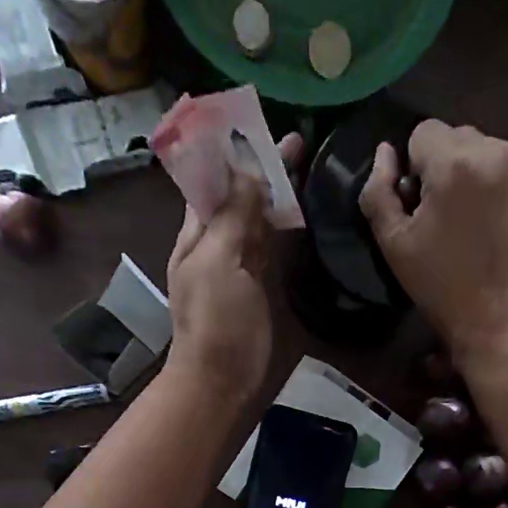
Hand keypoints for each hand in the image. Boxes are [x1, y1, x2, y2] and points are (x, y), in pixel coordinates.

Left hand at [166, 133, 302, 398]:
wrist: (224, 381)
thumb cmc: (214, 322)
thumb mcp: (216, 262)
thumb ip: (232, 216)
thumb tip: (247, 169)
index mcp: (198, 235)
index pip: (211, 182)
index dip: (231, 154)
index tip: (257, 126)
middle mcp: (220, 245)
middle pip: (241, 197)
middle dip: (263, 169)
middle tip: (300, 142)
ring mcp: (245, 268)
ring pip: (262, 220)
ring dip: (281, 194)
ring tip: (310, 166)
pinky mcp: (267, 289)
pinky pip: (278, 248)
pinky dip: (291, 228)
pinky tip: (308, 213)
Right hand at [360, 120, 507, 355]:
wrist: (497, 318)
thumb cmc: (438, 284)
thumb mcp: (393, 243)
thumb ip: (378, 191)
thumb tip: (385, 152)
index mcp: (453, 162)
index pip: (424, 132)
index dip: (415, 167)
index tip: (421, 202)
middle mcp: (498, 151)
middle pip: (461, 137)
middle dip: (449, 165)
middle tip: (449, 214)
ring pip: (493, 151)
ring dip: (481, 175)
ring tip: (478, 220)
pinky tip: (504, 222)